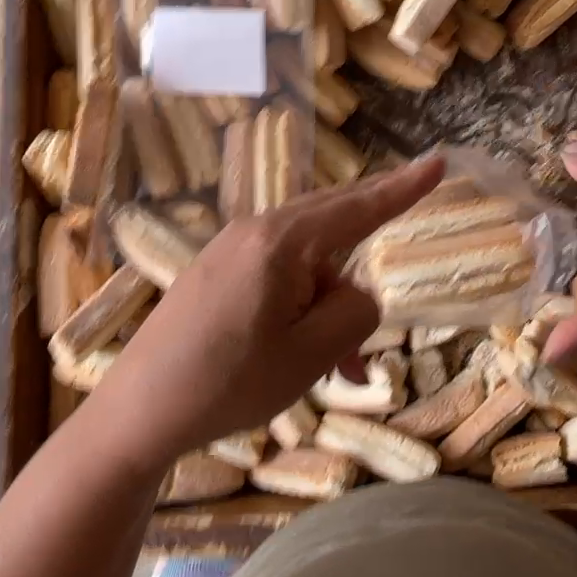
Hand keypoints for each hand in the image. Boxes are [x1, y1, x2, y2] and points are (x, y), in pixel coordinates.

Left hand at [81, 157, 445, 469]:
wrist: (137, 413)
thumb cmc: (229, 382)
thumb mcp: (310, 354)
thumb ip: (354, 312)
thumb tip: (356, 292)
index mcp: (283, 241)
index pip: (359, 207)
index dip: (404, 189)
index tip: (439, 163)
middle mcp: (256, 231)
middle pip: (332, 231)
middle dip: (359, 280)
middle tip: (379, 304)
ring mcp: (231, 250)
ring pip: (306, 266)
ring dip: (328, 312)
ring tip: (337, 371)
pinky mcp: (216, 273)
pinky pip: (278, 278)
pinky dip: (301, 313)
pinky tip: (300, 359)